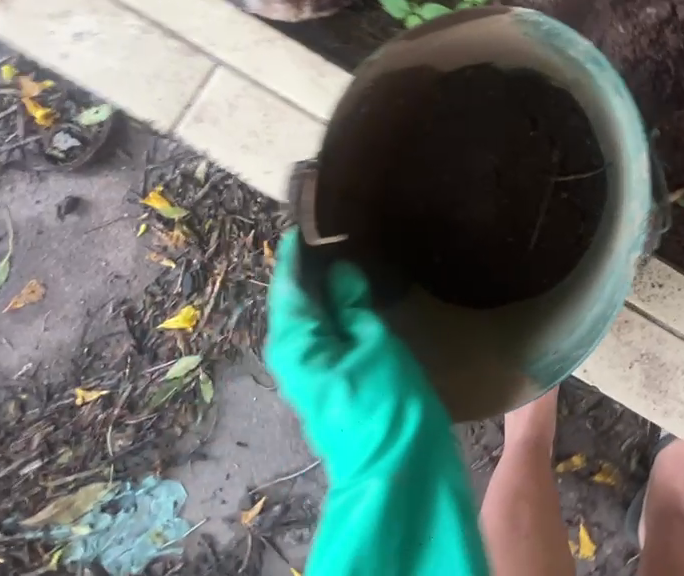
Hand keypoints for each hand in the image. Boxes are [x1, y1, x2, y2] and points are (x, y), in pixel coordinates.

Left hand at [265, 231, 489, 575]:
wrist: (395, 468)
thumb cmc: (384, 401)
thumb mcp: (374, 343)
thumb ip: (352, 305)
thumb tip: (339, 273)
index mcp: (296, 341)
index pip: (288, 284)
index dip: (295, 250)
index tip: (307, 216)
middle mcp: (292, 355)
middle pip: (294, 300)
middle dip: (309, 265)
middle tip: (333, 228)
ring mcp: (309, 372)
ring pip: (309, 316)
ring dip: (324, 287)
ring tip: (348, 252)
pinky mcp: (329, 381)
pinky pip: (324, 332)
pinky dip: (335, 308)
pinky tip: (358, 293)